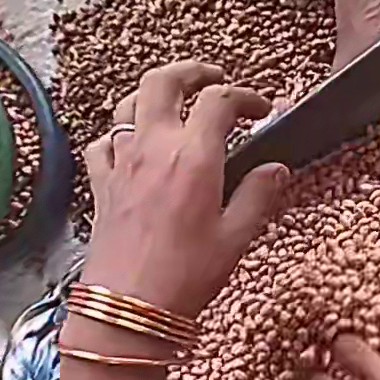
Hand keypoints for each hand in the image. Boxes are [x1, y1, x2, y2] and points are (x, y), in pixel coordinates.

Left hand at [78, 61, 289, 318]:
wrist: (129, 308)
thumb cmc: (186, 276)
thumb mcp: (236, 237)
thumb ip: (258, 195)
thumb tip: (277, 169)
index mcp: (193, 158)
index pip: (219, 101)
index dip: (245, 97)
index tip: (261, 110)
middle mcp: (153, 148)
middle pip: (163, 80)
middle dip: (191, 71)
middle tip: (213, 77)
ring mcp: (121, 163)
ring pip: (129, 103)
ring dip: (155, 94)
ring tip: (175, 104)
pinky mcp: (102, 184)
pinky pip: (104, 141)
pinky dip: (121, 132)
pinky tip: (133, 145)